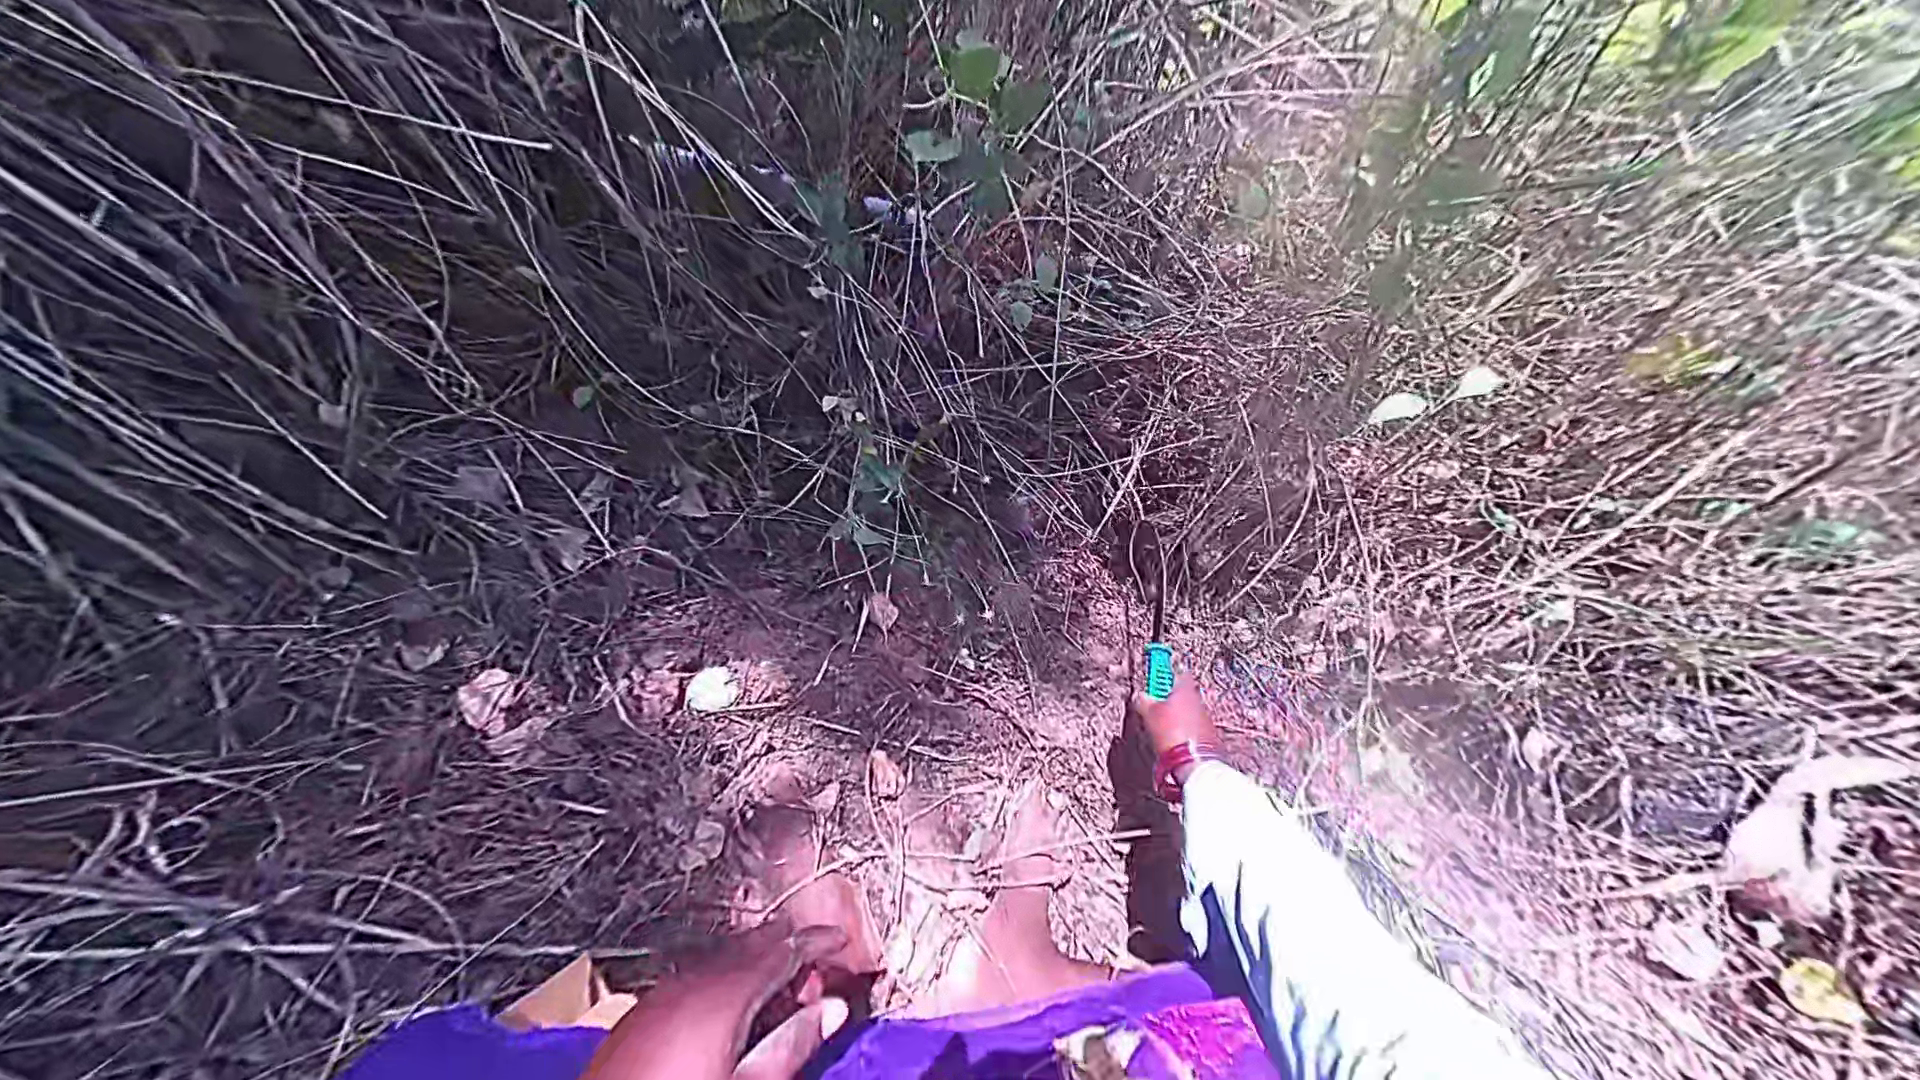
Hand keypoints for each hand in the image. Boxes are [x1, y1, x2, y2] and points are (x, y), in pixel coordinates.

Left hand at [579, 919, 850, 1079]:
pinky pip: (698, 980)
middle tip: (817, 980)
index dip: (817, 940)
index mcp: (724, 994)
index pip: (784, 948)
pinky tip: (735, 1016)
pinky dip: (727, 985)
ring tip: (780, 1002)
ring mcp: (663, 995)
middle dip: (790, 955)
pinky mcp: (642, 1014)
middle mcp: (694, 981)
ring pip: (726, 962)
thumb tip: (830, 1010)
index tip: (839, 940)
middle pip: (755, 947)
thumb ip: (792, 1044)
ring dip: (759, 971)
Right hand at [1130, 675, 1217, 757]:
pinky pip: (1193, 728)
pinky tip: (1173, 741)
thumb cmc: (1172, 733)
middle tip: (1154, 707)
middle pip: (1183, 694)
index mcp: (1186, 690)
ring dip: (1176, 717)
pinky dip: (1183, 732)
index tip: (1155, 680)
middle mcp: (1199, 702)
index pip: (1177, 674)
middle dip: (1169, 700)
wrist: (1195, 764)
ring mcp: (1206, 720)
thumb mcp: (1149, 713)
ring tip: (1162, 728)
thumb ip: (1144, 700)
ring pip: (1188, 712)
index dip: (1165, 676)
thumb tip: (1141, 696)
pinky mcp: (1209, 737)